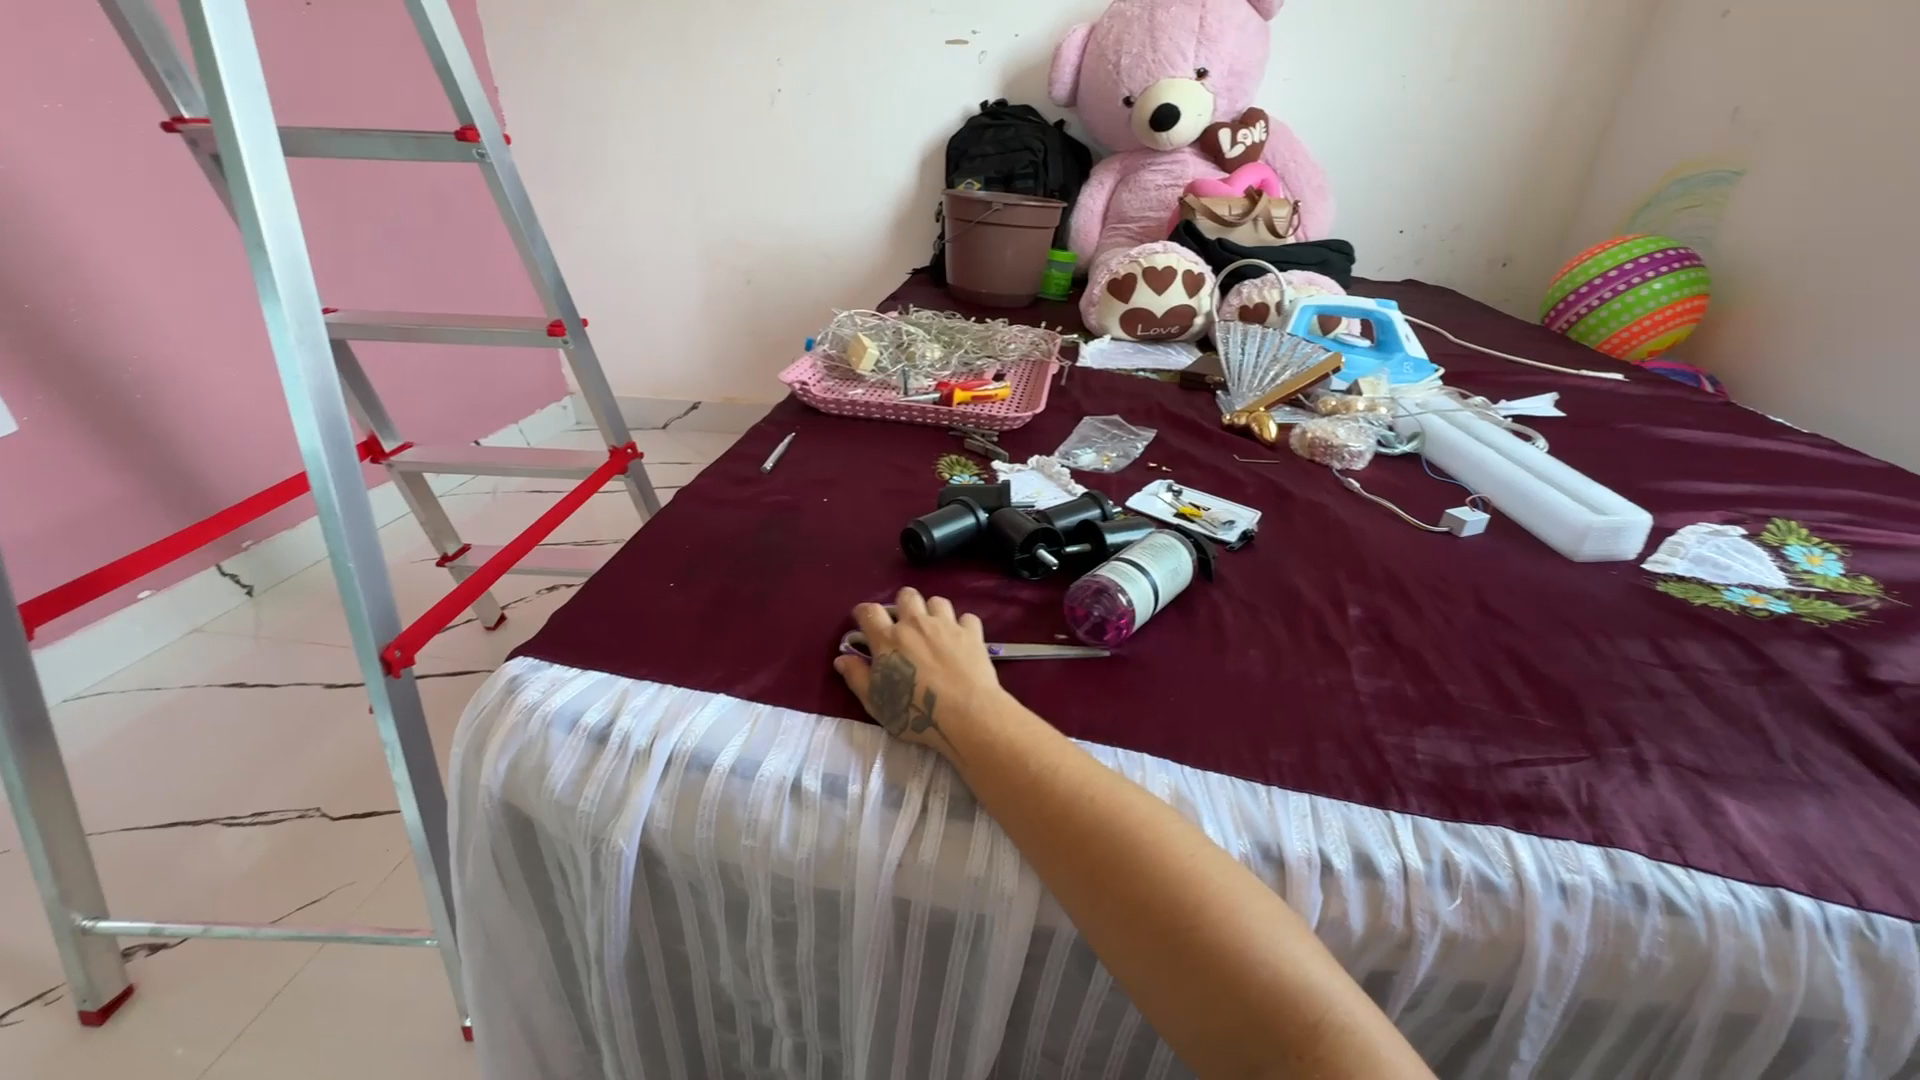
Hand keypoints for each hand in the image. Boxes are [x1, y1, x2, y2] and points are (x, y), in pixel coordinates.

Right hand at [833, 587, 1003, 756]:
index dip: (864, 613)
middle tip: (904, 624)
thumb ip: (857, 677)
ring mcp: (946, 625)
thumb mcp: (876, 702)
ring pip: (937, 601)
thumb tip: (842, 658)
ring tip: (934, 630)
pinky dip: (962, 626)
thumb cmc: (915, 712)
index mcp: (888, 639)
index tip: (864, 621)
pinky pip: (966, 617)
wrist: (966, 713)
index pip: (869, 612)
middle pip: (906, 596)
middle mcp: (916, 624)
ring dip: (932, 612)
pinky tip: (961, 639)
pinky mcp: (971, 633)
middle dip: (902, 605)